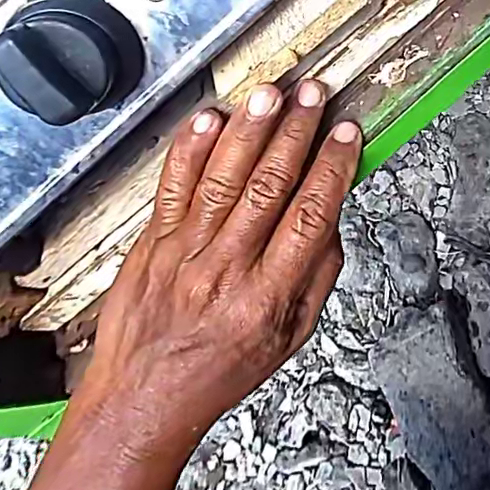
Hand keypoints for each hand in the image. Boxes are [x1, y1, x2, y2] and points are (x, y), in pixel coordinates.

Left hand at [72, 79, 361, 460]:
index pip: (310, 216)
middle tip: (314, 96)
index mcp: (267, 296)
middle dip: (296, 132)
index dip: (332, 167)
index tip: (345, 135)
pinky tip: (211, 118)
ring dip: (250, 130)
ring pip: (224, 177)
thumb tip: (332, 219)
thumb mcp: (289, 339)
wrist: (144, 395)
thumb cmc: (217, 369)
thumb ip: (316, 276)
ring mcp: (186, 249)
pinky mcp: (154, 238)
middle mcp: (227, 267)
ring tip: (271, 94)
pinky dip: (192, 148)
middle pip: (270, 185)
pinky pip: (174, 184)